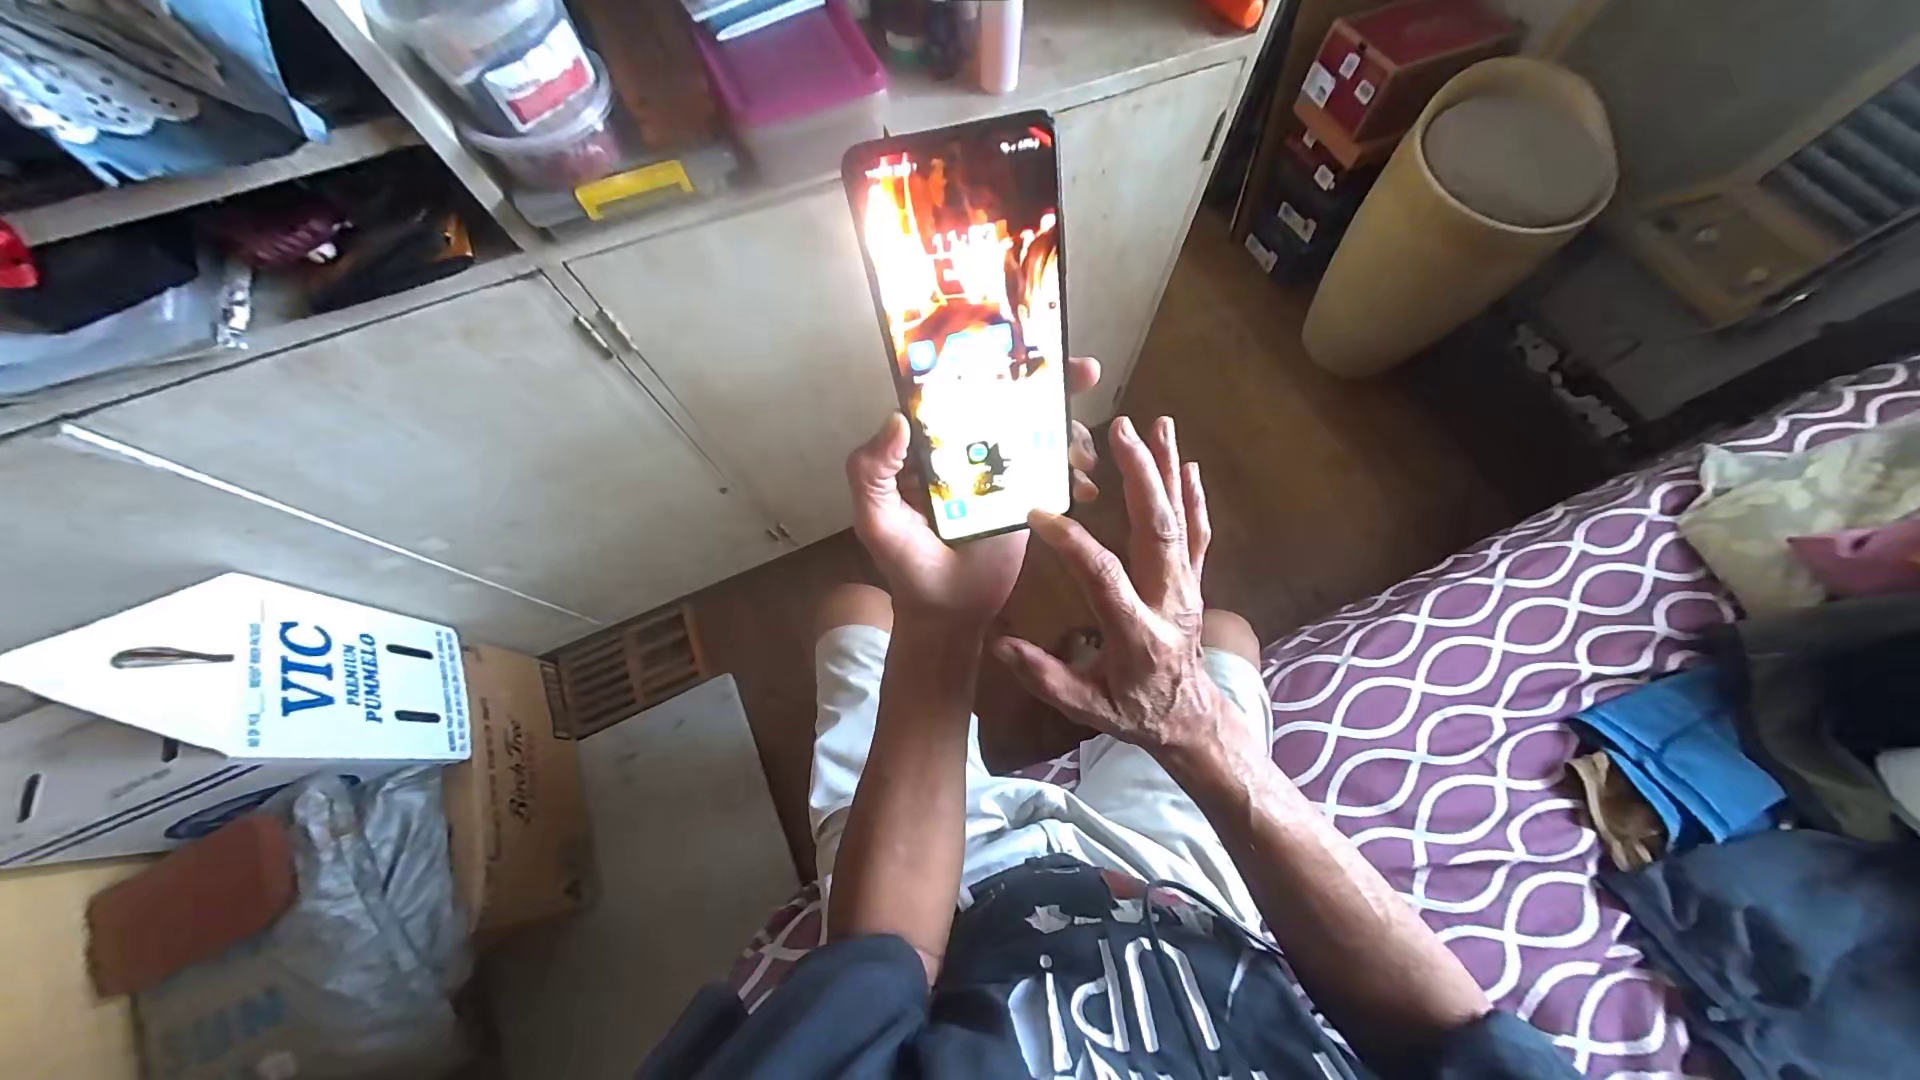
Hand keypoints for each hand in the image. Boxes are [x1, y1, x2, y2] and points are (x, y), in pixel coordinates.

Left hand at [848, 356, 1101, 625]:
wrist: (947, 611)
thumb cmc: (905, 563)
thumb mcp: (876, 518)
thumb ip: (871, 471)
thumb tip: (896, 419)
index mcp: (933, 446)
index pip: (960, 392)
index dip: (988, 363)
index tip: (1020, 343)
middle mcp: (969, 450)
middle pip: (1011, 404)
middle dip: (1051, 384)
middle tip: (1083, 370)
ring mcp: (1003, 474)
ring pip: (1041, 435)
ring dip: (1071, 432)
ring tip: (1083, 453)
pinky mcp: (1028, 500)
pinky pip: (1055, 474)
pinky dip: (1076, 473)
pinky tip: (1086, 486)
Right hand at [993, 415, 1238, 760]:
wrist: (1191, 720)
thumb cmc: (1135, 713)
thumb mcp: (1086, 709)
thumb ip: (1045, 678)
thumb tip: (1000, 646)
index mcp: (1137, 632)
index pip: (1103, 575)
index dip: (1071, 541)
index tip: (1038, 511)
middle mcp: (1168, 600)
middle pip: (1157, 530)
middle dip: (1140, 476)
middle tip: (1123, 430)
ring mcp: (1187, 587)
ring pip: (1181, 521)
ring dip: (1168, 470)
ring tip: (1159, 425)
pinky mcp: (1194, 581)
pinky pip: (1196, 532)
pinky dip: (1193, 496)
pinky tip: (1185, 464)